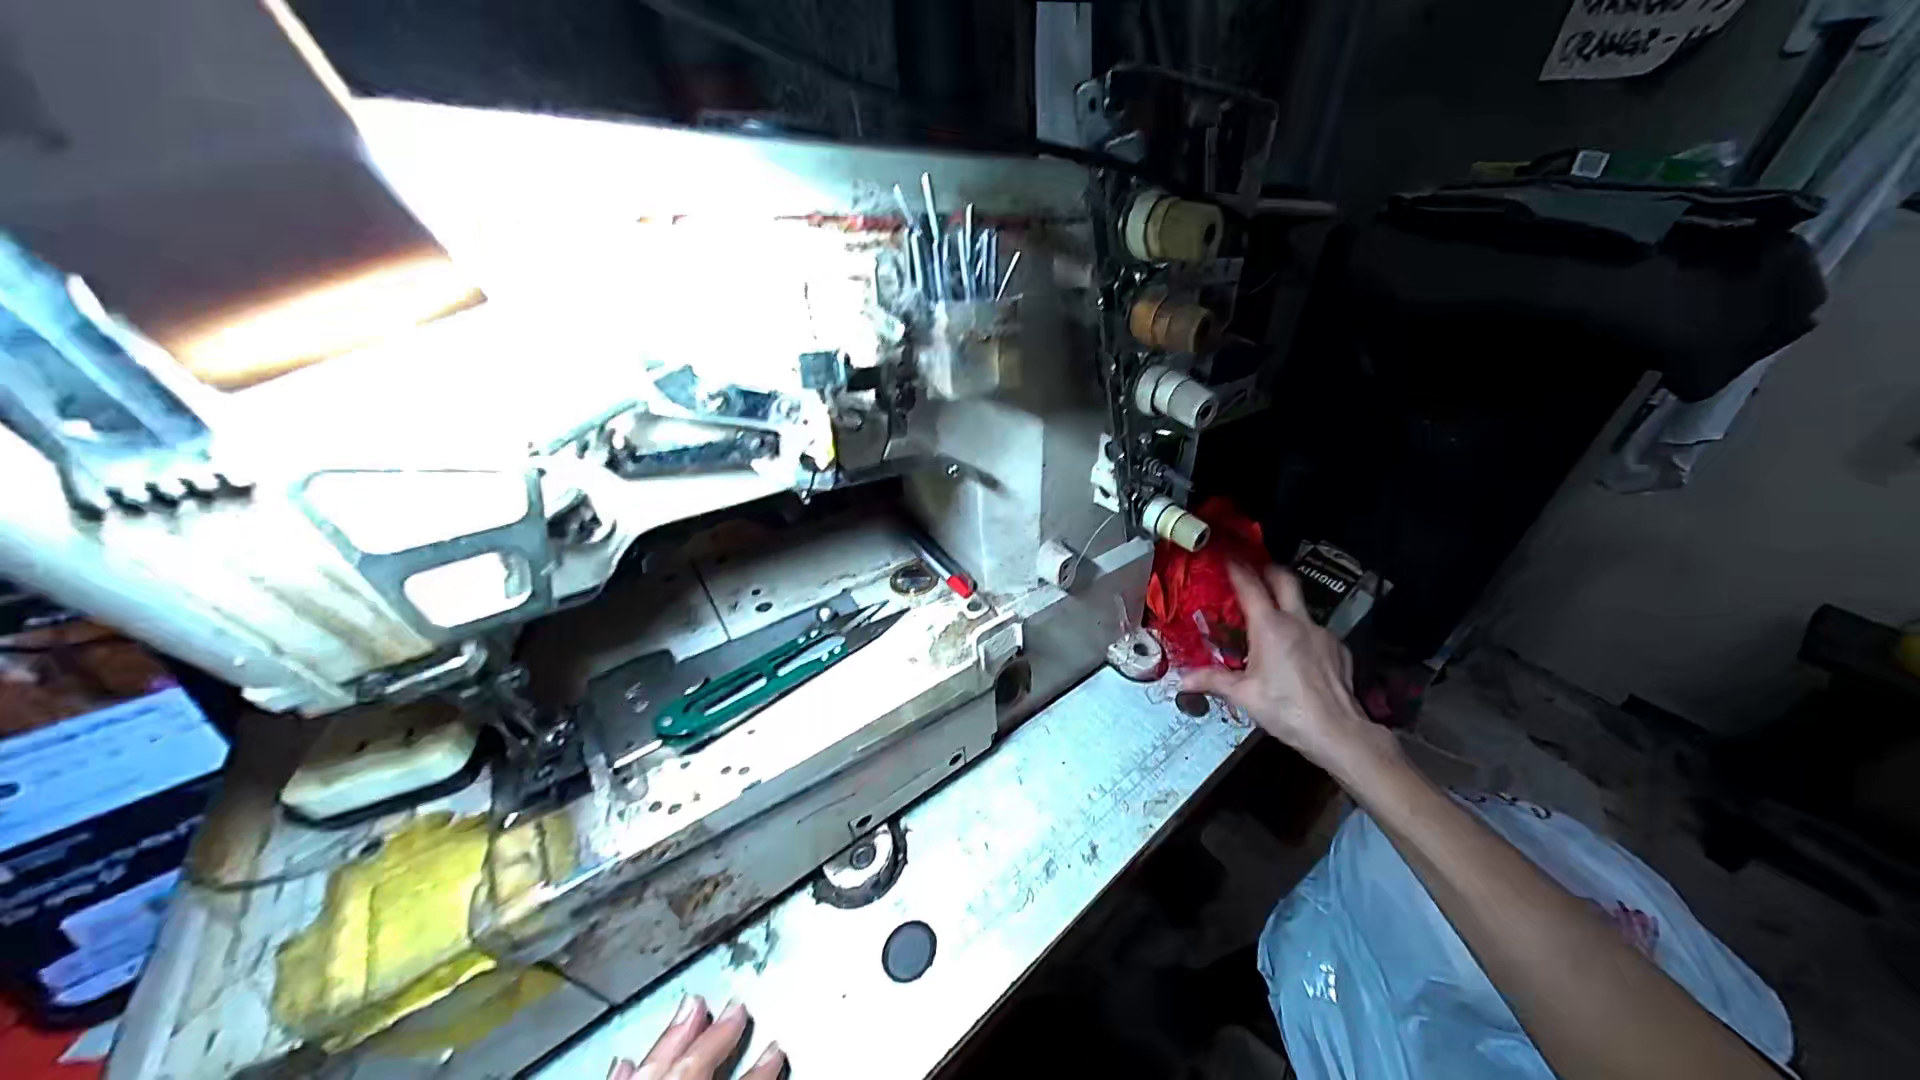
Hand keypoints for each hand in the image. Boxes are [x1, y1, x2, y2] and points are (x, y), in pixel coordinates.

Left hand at [608, 996, 784, 1079]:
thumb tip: (764, 1064)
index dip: (760, 1071)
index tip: (775, 1050)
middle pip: (691, 1069)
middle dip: (716, 1036)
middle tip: (735, 1006)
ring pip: (652, 1070)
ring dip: (673, 1039)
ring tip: (689, 1007)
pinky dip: (622, 1077)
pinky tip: (625, 1061)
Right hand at [1179, 563, 1394, 777]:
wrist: (1338, 732)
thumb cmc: (1286, 710)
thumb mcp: (1243, 695)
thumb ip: (1212, 680)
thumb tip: (1183, 680)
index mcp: (1270, 627)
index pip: (1250, 586)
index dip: (1237, 567)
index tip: (1227, 555)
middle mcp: (1297, 622)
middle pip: (1284, 579)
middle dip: (1268, 568)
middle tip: (1254, 568)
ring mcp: (1321, 633)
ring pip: (1301, 607)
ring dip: (1284, 606)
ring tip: (1270, 622)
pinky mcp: (1338, 648)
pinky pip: (1316, 631)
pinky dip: (1302, 634)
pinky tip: (1295, 654)